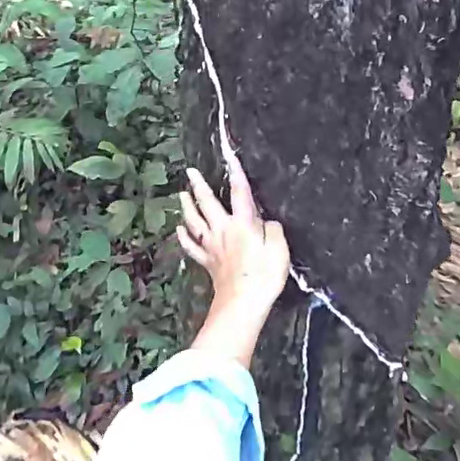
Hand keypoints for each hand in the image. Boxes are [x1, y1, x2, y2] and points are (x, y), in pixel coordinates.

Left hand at [177, 151, 289, 366]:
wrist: (243, 302)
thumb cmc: (264, 274)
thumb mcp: (280, 248)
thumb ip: (273, 229)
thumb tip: (266, 222)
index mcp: (242, 223)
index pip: (239, 192)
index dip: (236, 173)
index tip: (230, 158)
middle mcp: (223, 230)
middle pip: (207, 203)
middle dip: (199, 186)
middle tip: (190, 172)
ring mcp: (212, 246)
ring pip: (194, 221)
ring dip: (187, 206)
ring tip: (181, 194)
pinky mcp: (208, 262)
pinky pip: (192, 247)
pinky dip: (183, 237)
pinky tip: (179, 230)